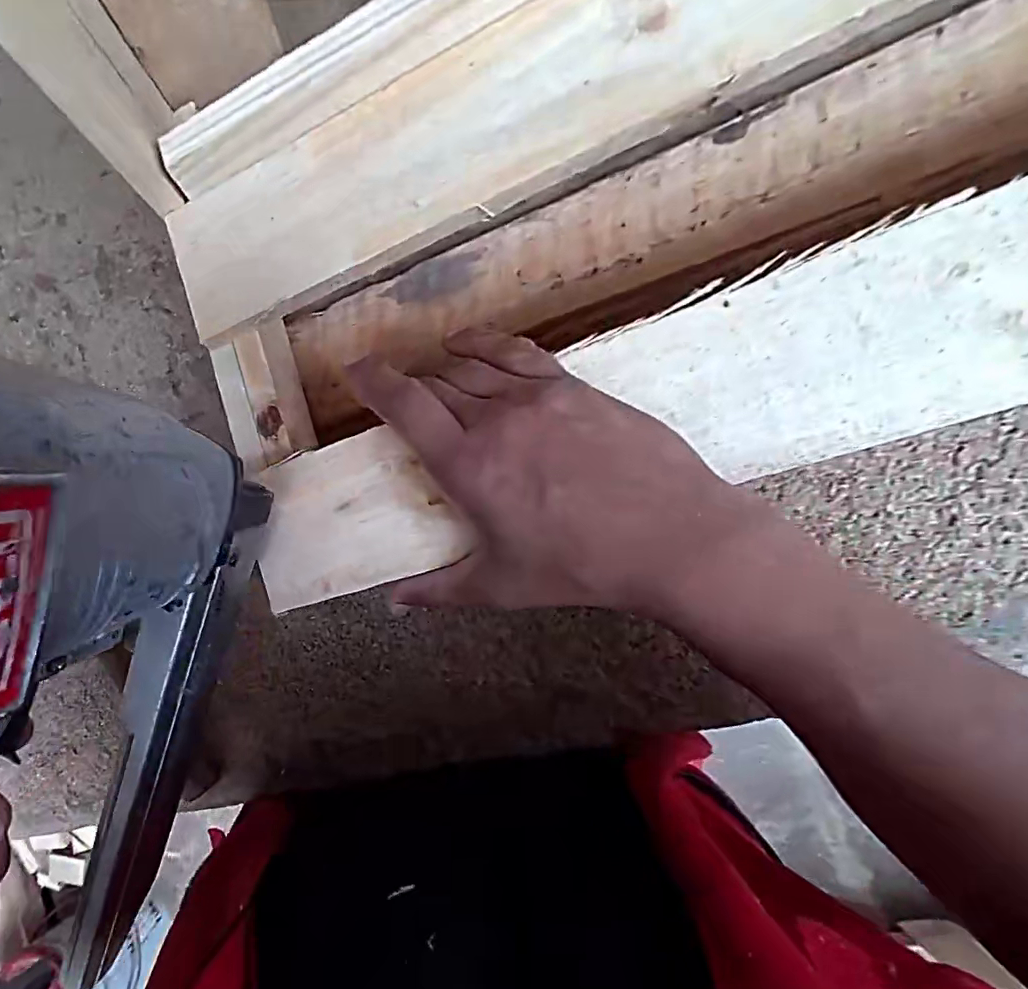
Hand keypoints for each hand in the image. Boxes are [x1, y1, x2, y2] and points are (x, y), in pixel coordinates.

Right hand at [348, 329, 774, 614]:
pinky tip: (472, 345)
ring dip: (443, 366)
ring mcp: (538, 397)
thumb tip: (393, 604)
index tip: (355, 369)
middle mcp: (496, 420)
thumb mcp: (500, 585)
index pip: (406, 405)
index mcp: (469, 466)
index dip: (373, 381)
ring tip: (431, 370)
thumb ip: (438, 591)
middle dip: (409, 385)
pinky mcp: (574, 387)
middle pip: (436, 383)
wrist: (671, 537)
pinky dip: (486, 344)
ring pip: (473, 364)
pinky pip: (517, 353)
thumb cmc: (579, 567)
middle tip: (398, 395)